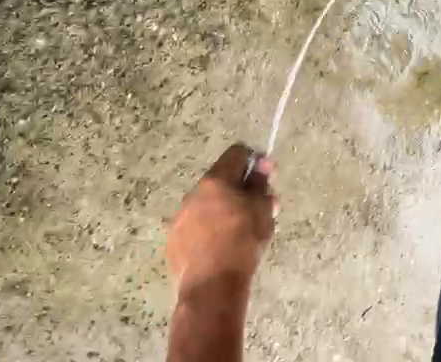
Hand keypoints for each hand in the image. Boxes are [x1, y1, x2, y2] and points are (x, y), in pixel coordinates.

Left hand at [167, 144, 276, 297]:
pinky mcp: (173, 243)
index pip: (237, 153)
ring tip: (240, 229)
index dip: (256, 160)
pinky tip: (221, 245)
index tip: (268, 176)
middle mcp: (193, 194)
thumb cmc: (242, 241)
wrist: (212, 287)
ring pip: (207, 204)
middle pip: (221, 179)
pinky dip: (210, 228)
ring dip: (224, 208)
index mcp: (215, 181)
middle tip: (259, 206)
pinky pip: (196, 225)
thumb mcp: (263, 208)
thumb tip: (260, 170)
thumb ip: (261, 184)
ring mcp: (179, 219)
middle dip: (241, 188)